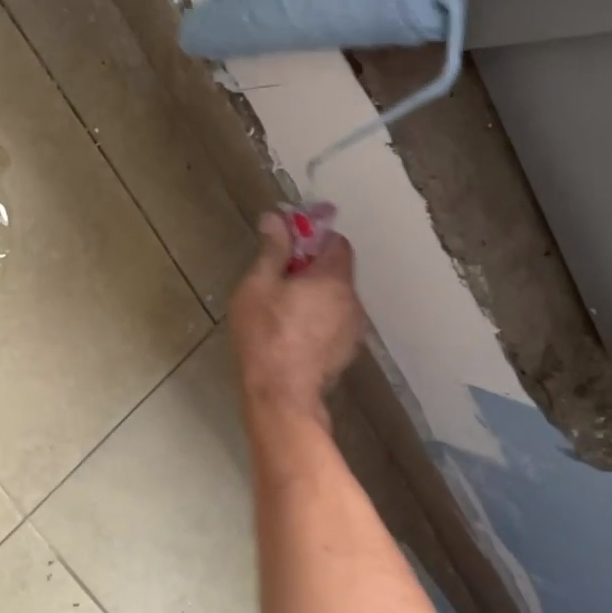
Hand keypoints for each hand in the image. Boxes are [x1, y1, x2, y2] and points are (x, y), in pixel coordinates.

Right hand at [229, 212, 365, 427]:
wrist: (281, 394)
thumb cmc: (265, 334)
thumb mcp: (258, 286)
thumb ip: (272, 250)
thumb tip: (276, 218)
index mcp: (333, 279)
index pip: (336, 242)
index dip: (313, 238)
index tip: (287, 245)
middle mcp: (352, 300)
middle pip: (336, 272)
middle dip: (310, 269)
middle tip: (276, 278)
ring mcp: (353, 329)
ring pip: (335, 299)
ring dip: (314, 296)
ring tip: (281, 309)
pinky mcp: (346, 352)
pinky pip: (334, 323)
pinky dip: (318, 320)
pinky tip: (291, 334)